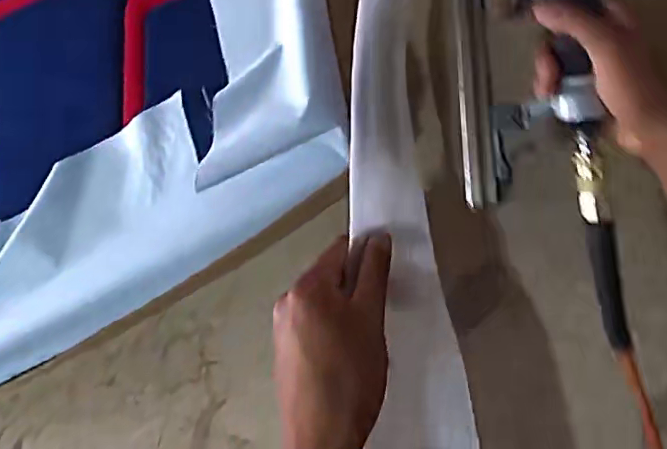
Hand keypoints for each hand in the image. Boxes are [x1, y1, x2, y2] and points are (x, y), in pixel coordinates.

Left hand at [274, 232, 392, 448]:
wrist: (322, 443)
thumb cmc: (349, 377)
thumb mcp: (370, 315)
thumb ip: (374, 270)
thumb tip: (377, 238)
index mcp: (305, 287)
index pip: (341, 248)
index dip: (367, 254)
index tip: (384, 273)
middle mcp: (287, 302)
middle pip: (330, 274)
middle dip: (355, 286)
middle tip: (374, 312)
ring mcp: (282, 330)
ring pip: (323, 301)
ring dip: (345, 309)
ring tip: (362, 338)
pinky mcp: (284, 354)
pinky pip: (313, 324)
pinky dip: (331, 329)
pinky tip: (346, 356)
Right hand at [531, 0, 666, 159]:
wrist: (647, 133)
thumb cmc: (632, 85)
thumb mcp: (604, 45)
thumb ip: (573, 21)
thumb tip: (537, 6)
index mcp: (616, 16)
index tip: (536, 8)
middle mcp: (605, 33)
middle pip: (563, 25)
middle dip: (548, 46)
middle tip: (547, 68)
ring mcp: (595, 59)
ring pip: (557, 51)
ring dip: (546, 69)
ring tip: (548, 89)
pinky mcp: (587, 83)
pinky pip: (560, 73)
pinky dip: (551, 82)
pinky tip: (549, 95)